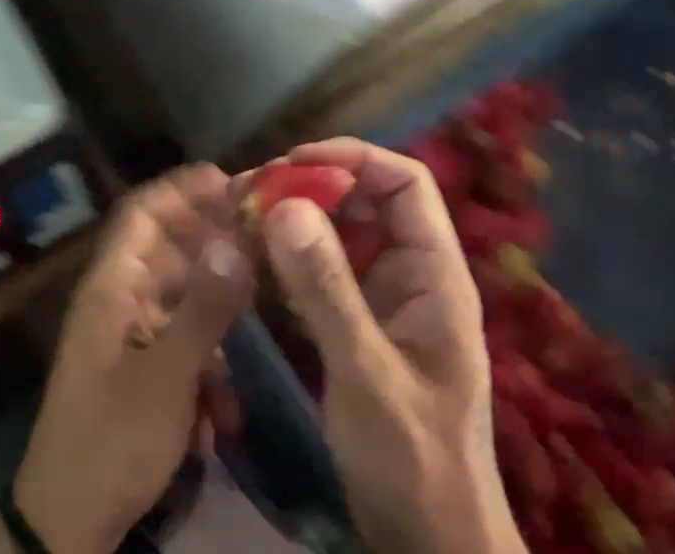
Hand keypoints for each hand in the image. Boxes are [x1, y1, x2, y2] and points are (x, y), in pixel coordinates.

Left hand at [10, 165, 253, 553]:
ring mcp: (129, 335)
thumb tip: (234, 237)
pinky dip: (209, 342)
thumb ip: (203, 308)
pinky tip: (235, 370)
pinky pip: (180, 335)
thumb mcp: (166, 375)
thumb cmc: (114, 439)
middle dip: (211, 236)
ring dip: (215, 291)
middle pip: (165, 248)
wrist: (70, 516)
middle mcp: (118, 299)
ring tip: (264, 290)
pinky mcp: (142, 369)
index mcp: (111, 287)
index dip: (181, 189)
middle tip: (267, 230)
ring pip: (178, 292)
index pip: (141, 214)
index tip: (232, 180)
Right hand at [252, 139, 524, 553]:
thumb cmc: (411, 455)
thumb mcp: (367, 371)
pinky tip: (250, 259)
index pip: (406, 184)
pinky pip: (320, 273)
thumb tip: (285, 204)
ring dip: (292, 219)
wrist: (425, 536)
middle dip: (310, 186)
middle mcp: (409, 276)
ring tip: (239, 216)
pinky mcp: (354, 328)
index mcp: (435, 276)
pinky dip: (286, 258)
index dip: (354, 158)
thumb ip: (327, 290)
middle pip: (365, 202)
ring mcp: (381, 302)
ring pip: (338, 235)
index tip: (291, 162)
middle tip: (247, 191)